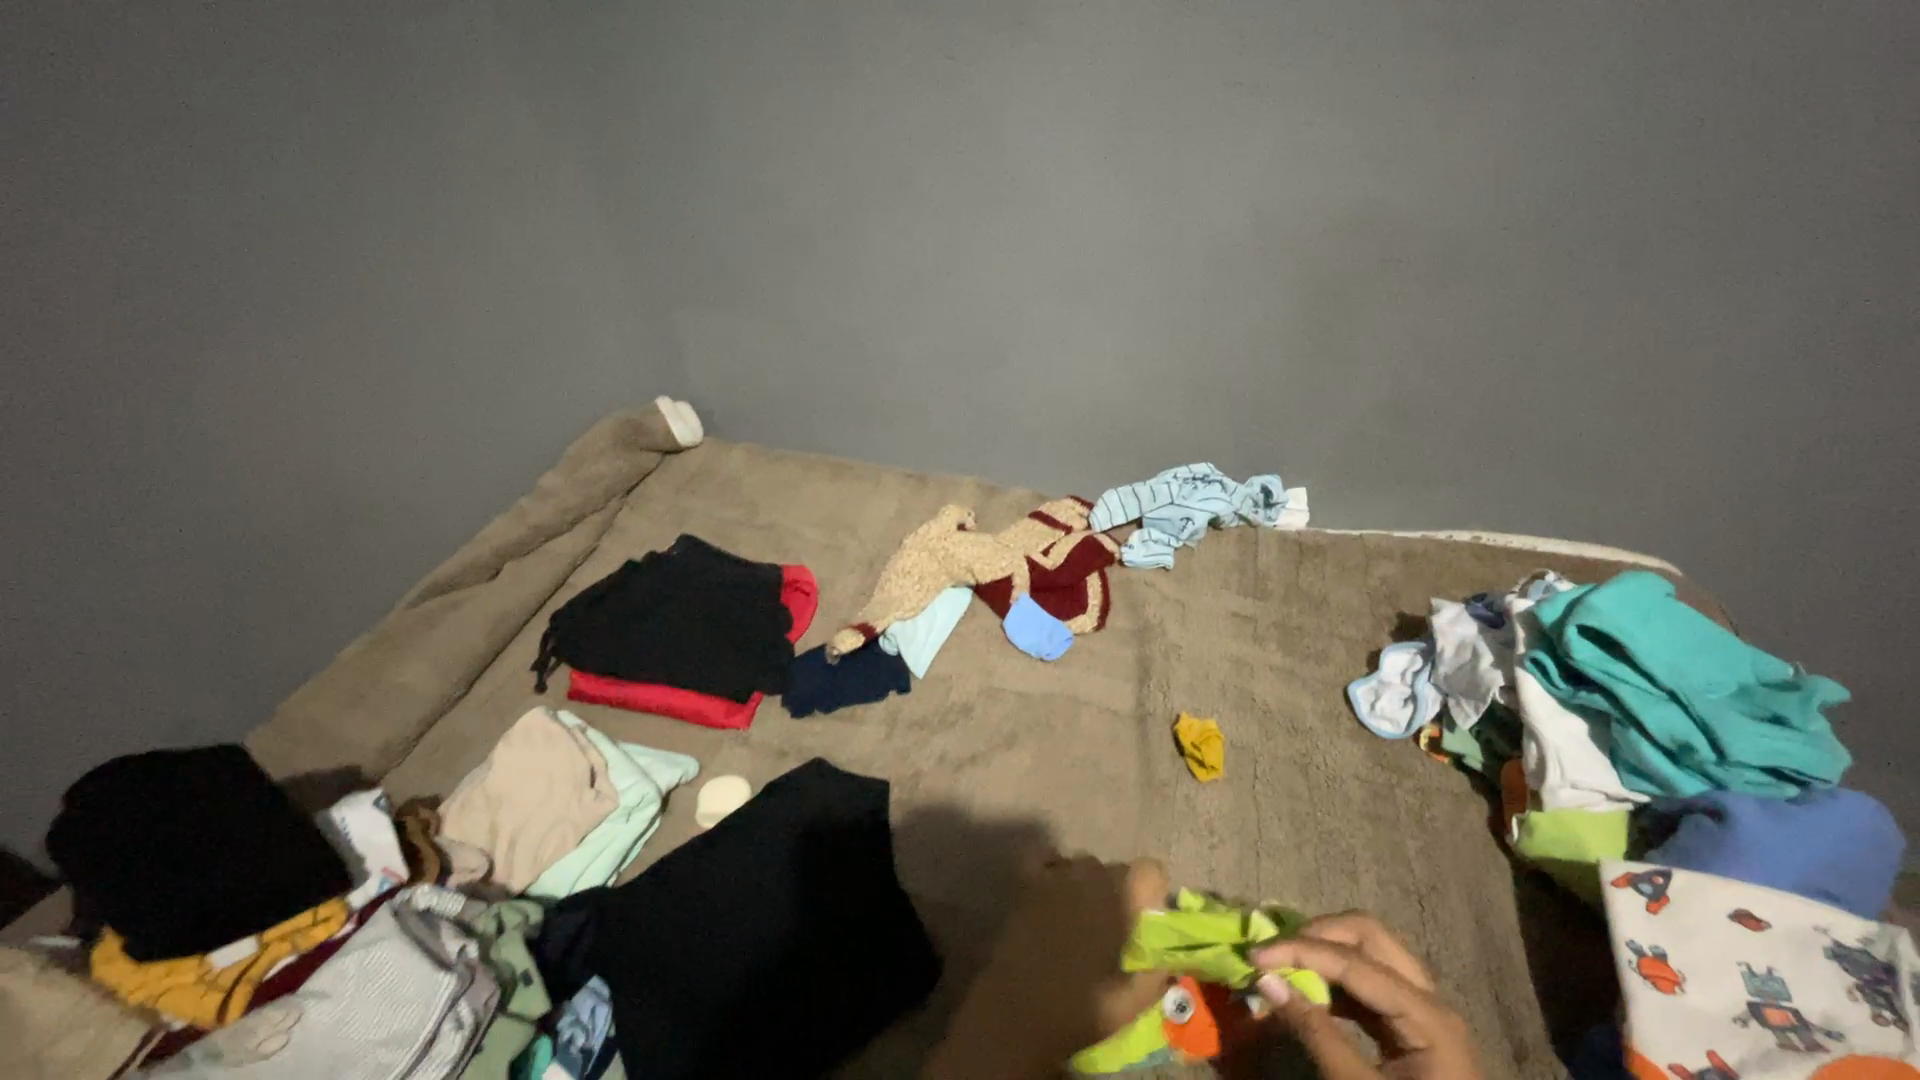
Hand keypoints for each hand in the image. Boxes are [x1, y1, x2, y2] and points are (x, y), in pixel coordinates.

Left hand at [923, 853, 1171, 1078]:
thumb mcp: (1132, 1002)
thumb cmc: (1079, 1010)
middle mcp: (1089, 878)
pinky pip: (1045, 859)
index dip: (1152, 892)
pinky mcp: (1026, 883)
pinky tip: (1053, 895)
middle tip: (1113, 928)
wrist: (1017, 1014)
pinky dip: (1053, 869)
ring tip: (1081, 917)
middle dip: (1120, 891)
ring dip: (1088, 883)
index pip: (1151, 869)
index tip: (1145, 919)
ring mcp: (1055, 877)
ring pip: (1083, 863)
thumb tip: (1167, 959)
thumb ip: (1156, 974)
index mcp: (1121, 901)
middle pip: (1116, 868)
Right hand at [1249, 912, 1482, 1079]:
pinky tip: (1308, 988)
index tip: (1254, 955)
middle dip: (1317, 934)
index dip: (1301, 951)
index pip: (1355, 962)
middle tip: (1274, 951)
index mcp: (1428, 1017)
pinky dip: (1334, 974)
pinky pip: (1368, 978)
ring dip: (1324, 948)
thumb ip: (1315, 1033)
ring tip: (1283, 964)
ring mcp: (1422, 1007)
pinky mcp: (1408, 1021)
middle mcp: (1430, 997)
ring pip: (1369, 949)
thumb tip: (1266, 981)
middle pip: (1369, 935)